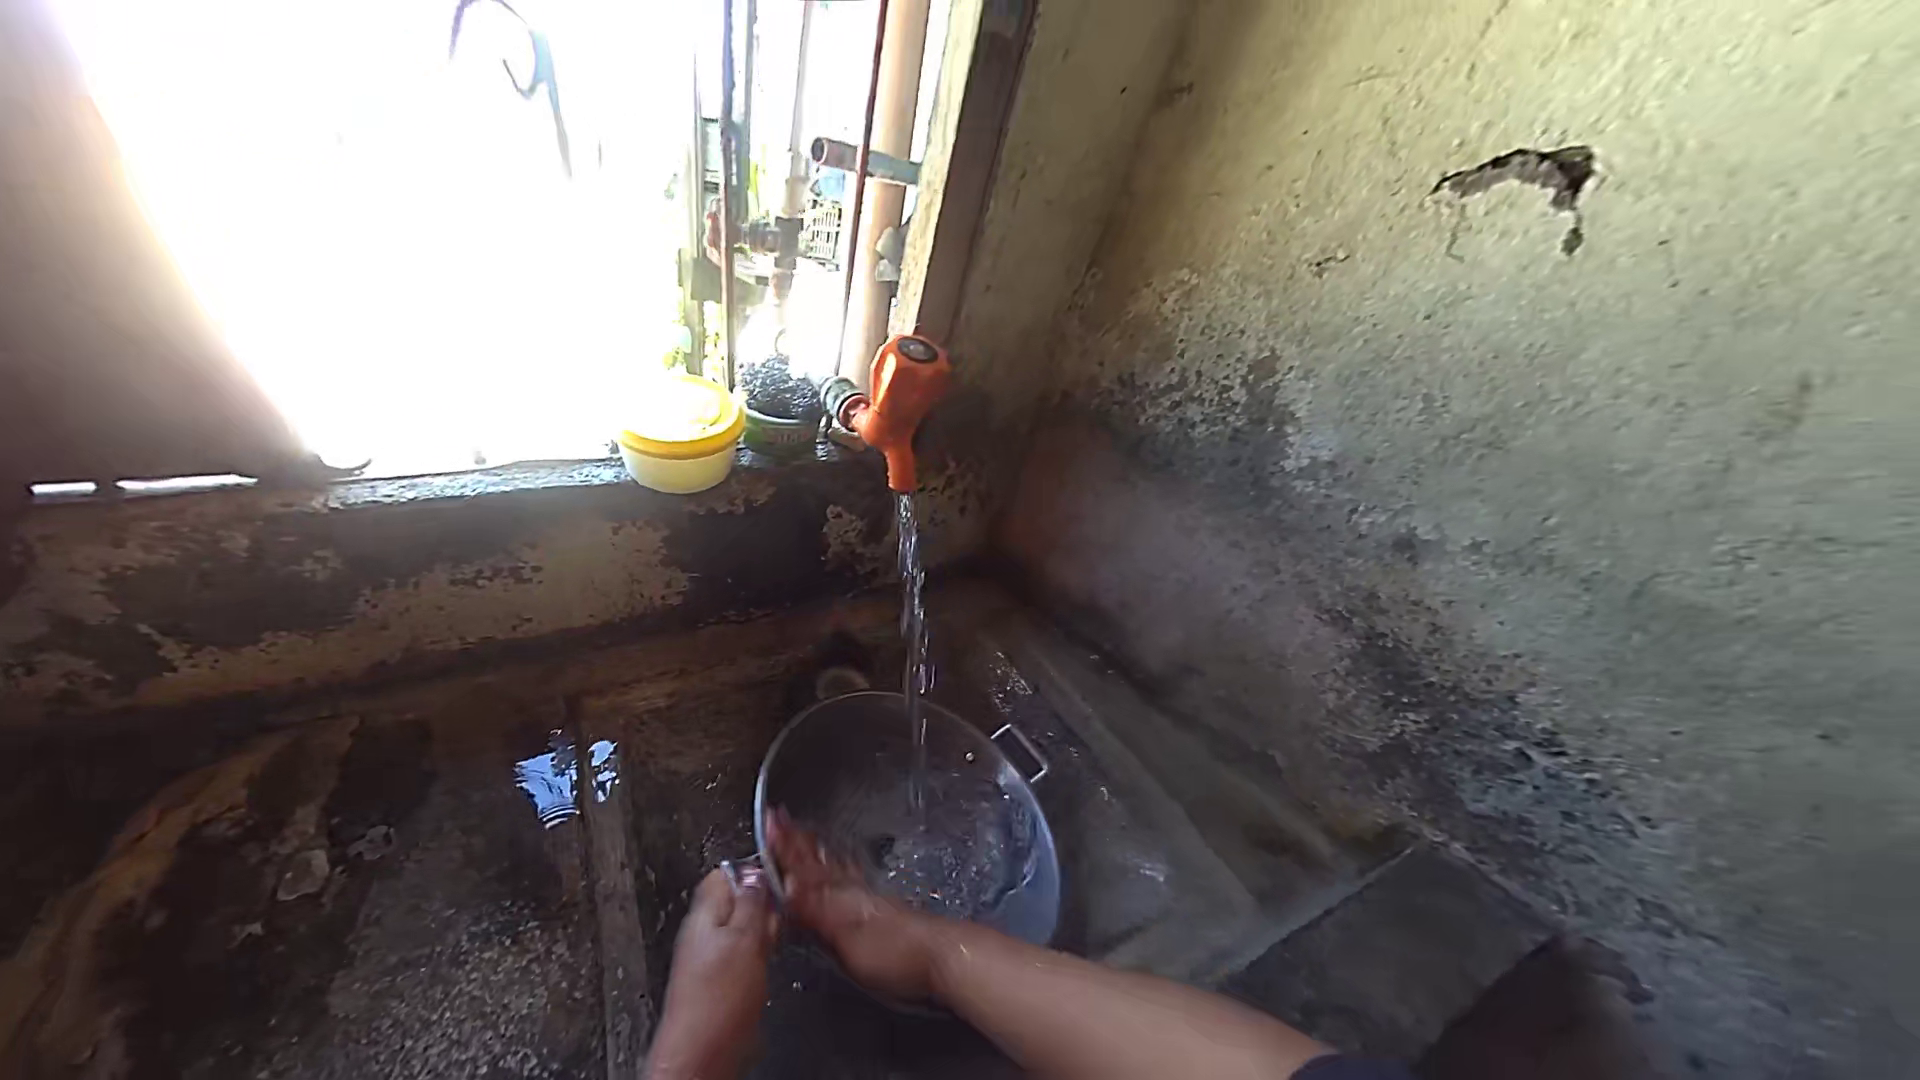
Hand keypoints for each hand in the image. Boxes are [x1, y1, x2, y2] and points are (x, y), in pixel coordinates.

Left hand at [646, 866, 779, 1079]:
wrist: (702, 1060)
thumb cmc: (718, 1000)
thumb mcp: (744, 938)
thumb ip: (752, 902)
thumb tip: (756, 871)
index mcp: (703, 915)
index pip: (724, 874)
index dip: (751, 871)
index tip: (774, 880)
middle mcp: (703, 933)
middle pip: (736, 901)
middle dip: (762, 905)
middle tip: (776, 918)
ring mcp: (710, 959)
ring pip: (743, 928)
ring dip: (763, 932)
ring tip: (772, 944)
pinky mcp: (720, 982)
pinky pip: (744, 955)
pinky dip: (758, 956)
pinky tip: (766, 966)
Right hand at [766, 807, 943, 1001]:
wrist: (937, 955)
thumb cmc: (894, 950)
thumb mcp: (848, 936)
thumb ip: (818, 911)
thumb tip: (787, 887)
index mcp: (838, 895)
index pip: (804, 866)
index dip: (785, 846)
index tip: (769, 821)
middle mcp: (849, 889)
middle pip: (816, 861)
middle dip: (795, 841)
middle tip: (779, 818)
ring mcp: (864, 896)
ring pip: (830, 866)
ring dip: (812, 850)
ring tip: (801, 834)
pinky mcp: (876, 907)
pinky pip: (845, 876)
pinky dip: (833, 865)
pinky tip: (837, 866)